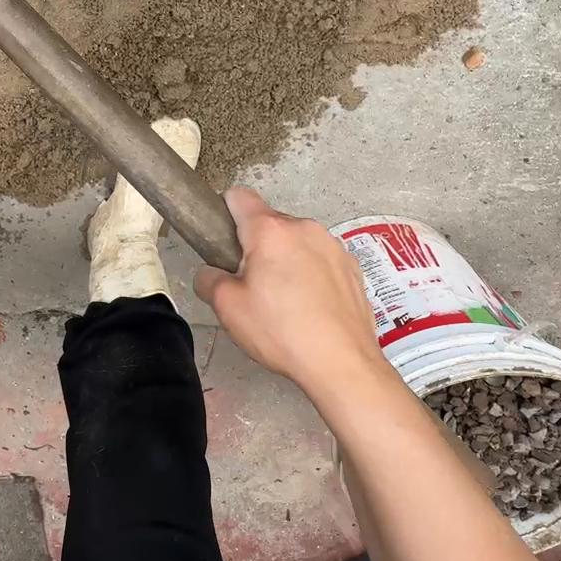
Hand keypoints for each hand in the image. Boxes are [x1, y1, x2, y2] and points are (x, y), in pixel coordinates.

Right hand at [195, 188, 386, 385]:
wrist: (343, 364)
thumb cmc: (282, 332)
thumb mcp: (226, 307)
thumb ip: (208, 279)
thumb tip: (212, 273)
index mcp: (270, 230)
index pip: (238, 196)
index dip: (224, 214)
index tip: (224, 243)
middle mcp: (304, 228)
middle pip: (268, 223)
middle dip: (255, 246)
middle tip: (252, 285)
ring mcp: (332, 246)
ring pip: (295, 241)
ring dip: (285, 259)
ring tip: (283, 301)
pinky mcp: (351, 267)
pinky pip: (320, 259)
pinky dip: (310, 274)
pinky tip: (310, 307)